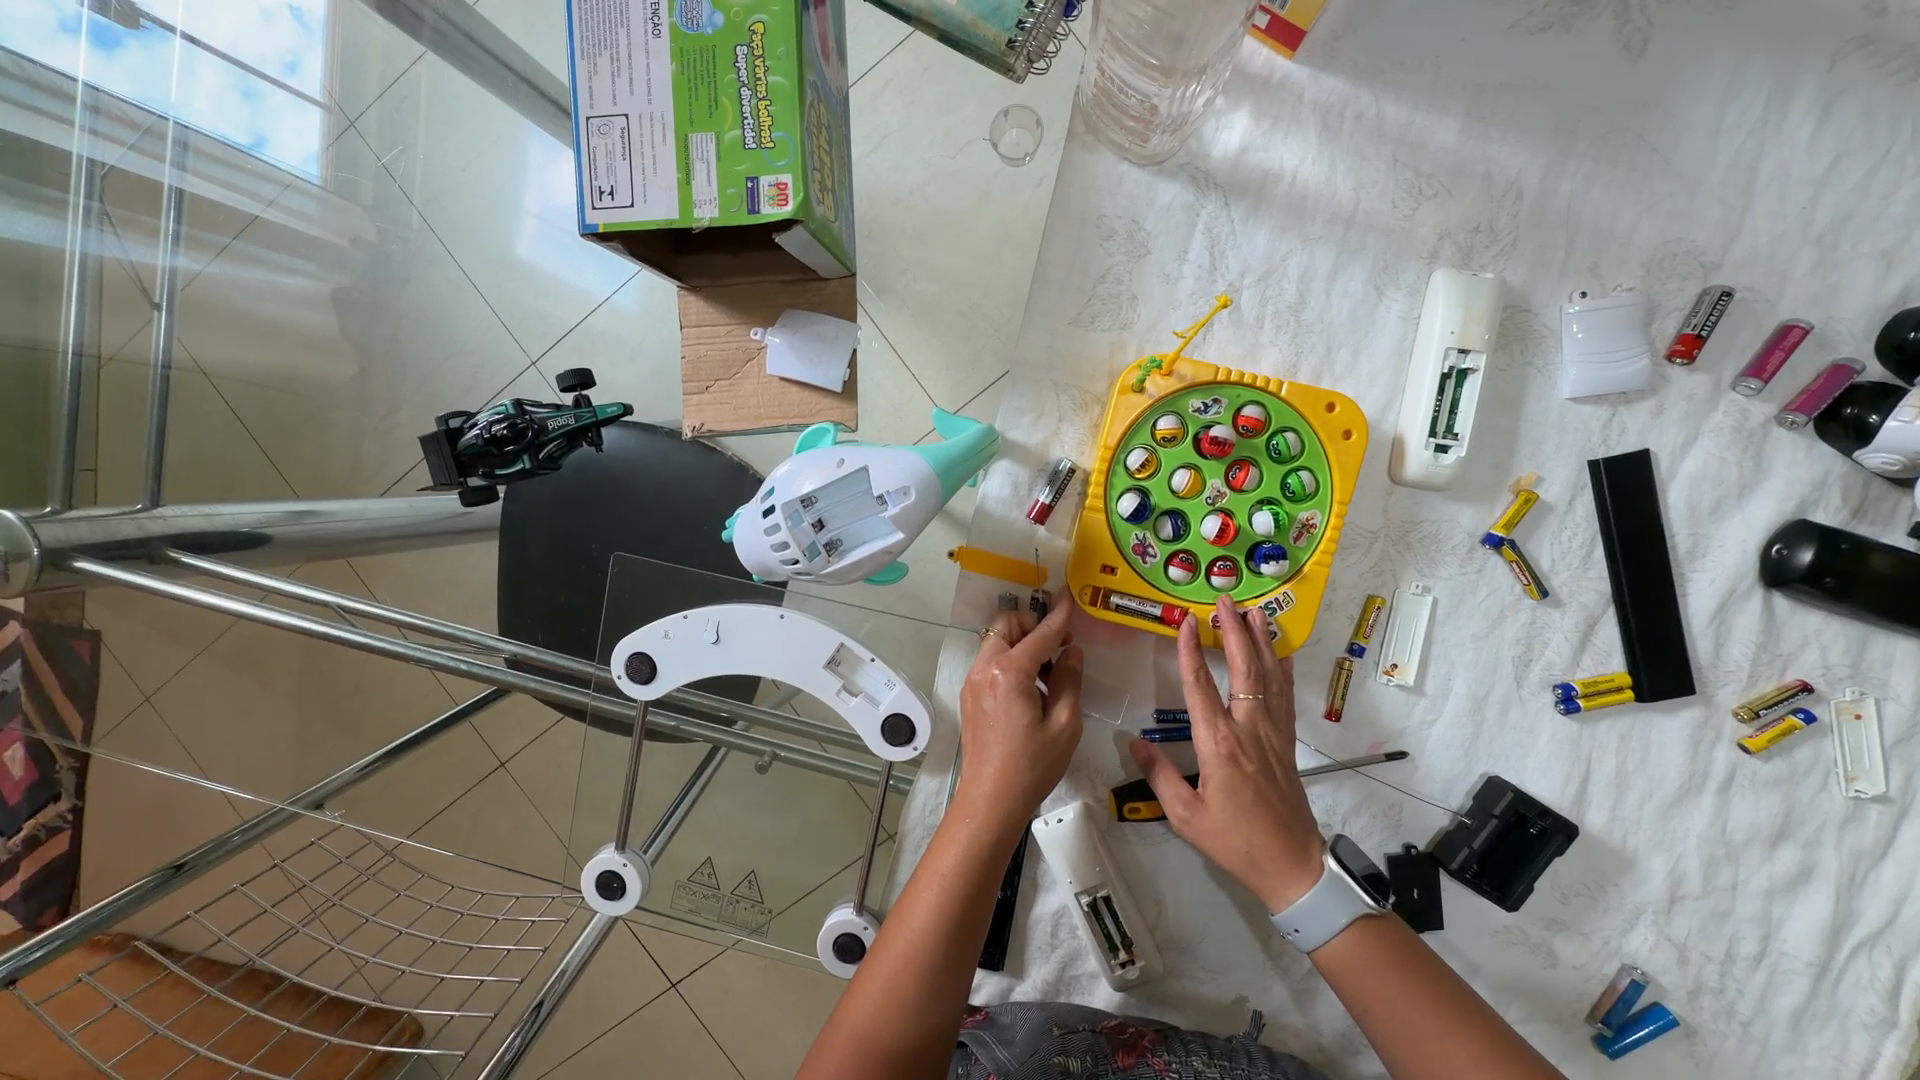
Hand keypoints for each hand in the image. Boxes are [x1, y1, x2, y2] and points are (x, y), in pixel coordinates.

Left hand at [953, 592, 1083, 829]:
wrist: (991, 799)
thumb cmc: (1032, 766)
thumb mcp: (1064, 724)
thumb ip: (1069, 680)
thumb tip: (1071, 651)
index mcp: (1009, 673)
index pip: (1040, 633)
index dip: (1059, 616)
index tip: (1070, 597)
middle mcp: (984, 669)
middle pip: (1007, 625)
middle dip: (1033, 626)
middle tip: (1060, 648)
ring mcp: (972, 682)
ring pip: (996, 642)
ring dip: (1022, 644)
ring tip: (1049, 674)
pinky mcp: (969, 696)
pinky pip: (990, 663)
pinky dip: (1010, 661)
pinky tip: (1030, 689)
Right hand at [1129, 595, 1326, 911]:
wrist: (1291, 864)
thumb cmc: (1234, 841)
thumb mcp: (1186, 816)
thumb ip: (1160, 777)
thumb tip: (1135, 744)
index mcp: (1219, 745)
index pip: (1201, 688)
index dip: (1191, 652)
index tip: (1185, 622)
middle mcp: (1249, 730)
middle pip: (1244, 670)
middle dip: (1234, 631)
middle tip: (1225, 601)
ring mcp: (1273, 734)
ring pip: (1270, 677)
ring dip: (1262, 641)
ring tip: (1254, 612)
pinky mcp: (1287, 742)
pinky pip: (1285, 697)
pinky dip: (1283, 670)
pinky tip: (1281, 653)